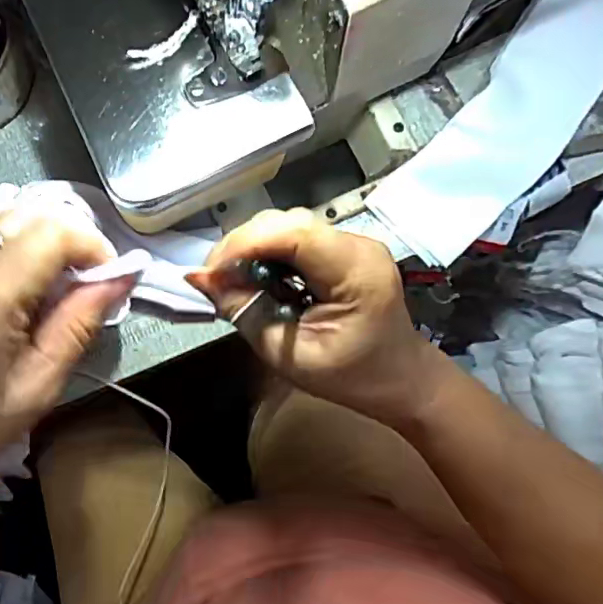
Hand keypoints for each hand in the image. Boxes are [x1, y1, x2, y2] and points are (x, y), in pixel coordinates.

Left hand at [0, 212, 132, 518]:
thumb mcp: (37, 386)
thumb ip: (79, 323)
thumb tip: (121, 276)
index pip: (52, 231)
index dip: (92, 245)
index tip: (107, 281)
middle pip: (23, 215)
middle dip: (67, 237)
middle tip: (84, 284)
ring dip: (36, 243)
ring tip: (51, 292)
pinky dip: (5, 255)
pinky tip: (12, 298)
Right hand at [189, 209, 446, 425]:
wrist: (400, 379)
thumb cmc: (351, 377)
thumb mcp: (289, 356)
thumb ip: (246, 313)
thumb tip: (202, 281)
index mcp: (355, 270)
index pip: (292, 233)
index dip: (243, 244)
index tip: (211, 273)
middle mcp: (357, 244)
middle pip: (287, 223)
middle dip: (242, 245)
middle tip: (214, 280)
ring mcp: (352, 242)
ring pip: (288, 226)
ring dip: (252, 248)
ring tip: (230, 280)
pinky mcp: (342, 249)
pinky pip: (296, 239)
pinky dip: (268, 253)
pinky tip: (255, 277)